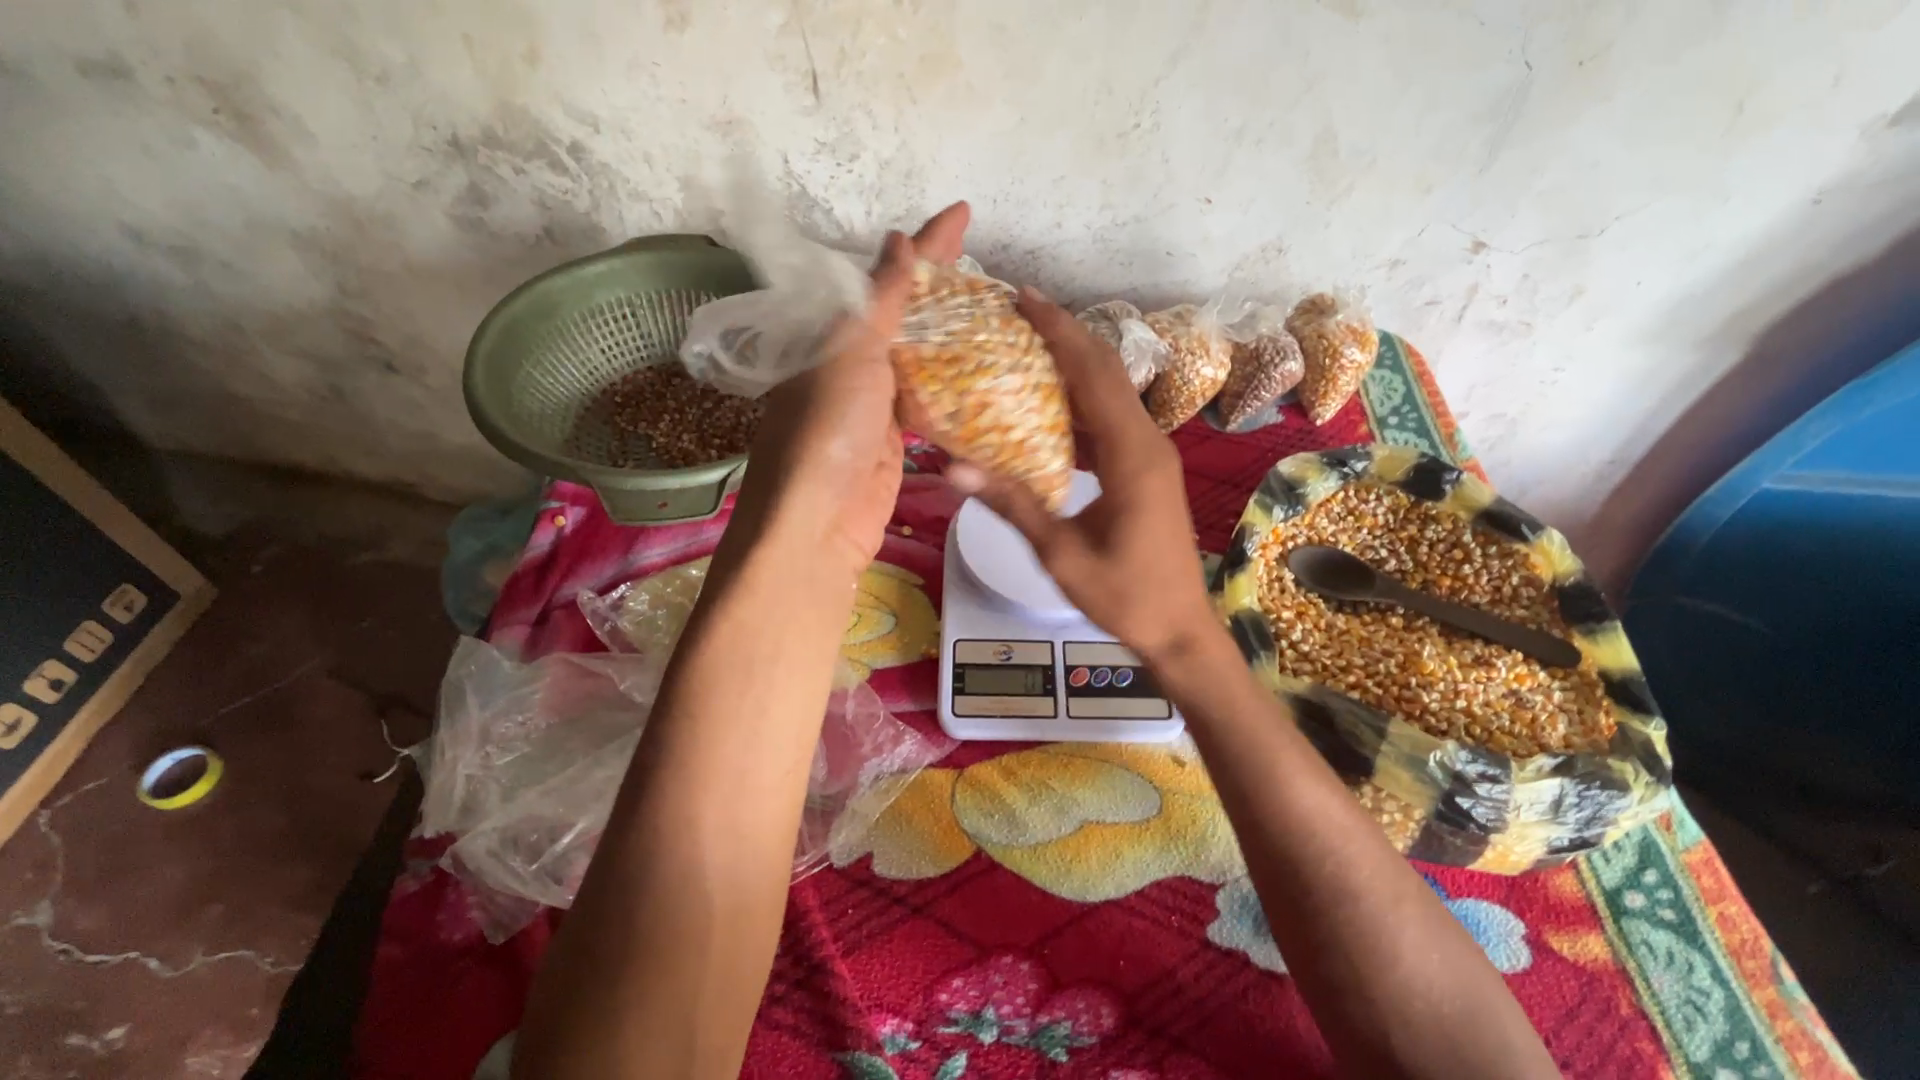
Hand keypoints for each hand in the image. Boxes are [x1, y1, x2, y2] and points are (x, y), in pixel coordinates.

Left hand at [727, 203, 971, 577]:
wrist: (815, 525)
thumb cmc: (826, 432)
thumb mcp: (851, 354)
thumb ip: (880, 301)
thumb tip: (897, 240)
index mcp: (831, 334)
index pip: (885, 278)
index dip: (925, 245)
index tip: (964, 212)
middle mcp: (851, 364)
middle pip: (904, 315)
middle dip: (941, 290)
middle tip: (987, 268)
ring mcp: (874, 405)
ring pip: (919, 359)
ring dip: (951, 338)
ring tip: (998, 314)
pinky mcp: (894, 442)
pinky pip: (928, 403)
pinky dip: (951, 386)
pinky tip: (981, 372)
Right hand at [947, 288, 1218, 665]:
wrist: (1180, 630)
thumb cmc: (1125, 596)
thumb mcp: (1061, 554)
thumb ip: (1011, 504)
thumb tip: (952, 467)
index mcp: (1132, 455)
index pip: (1092, 373)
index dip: (1058, 331)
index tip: (1023, 297)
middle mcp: (1147, 443)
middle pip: (1105, 371)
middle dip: (1063, 335)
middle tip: (1016, 311)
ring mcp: (1150, 455)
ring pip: (1110, 393)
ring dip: (1071, 365)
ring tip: (1024, 347)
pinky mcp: (1145, 470)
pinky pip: (1110, 421)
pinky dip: (1078, 402)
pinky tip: (1044, 405)